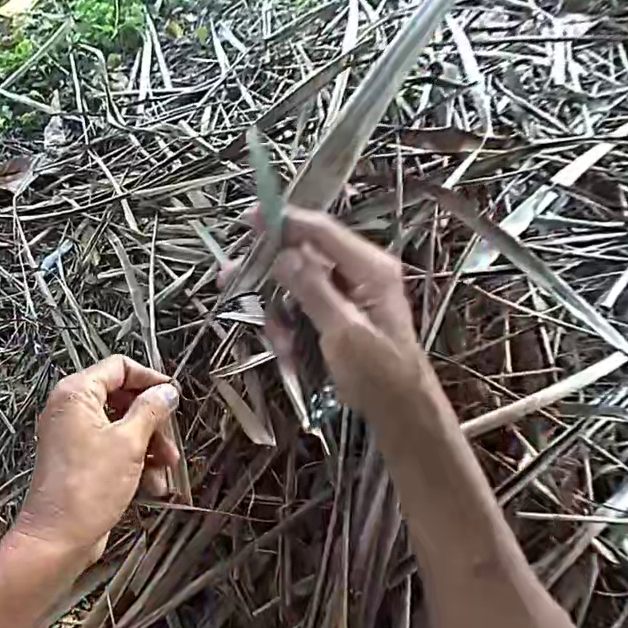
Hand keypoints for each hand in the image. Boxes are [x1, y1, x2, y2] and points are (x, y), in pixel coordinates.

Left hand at [10, 355, 180, 568]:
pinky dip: (133, 464)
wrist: (58, 538)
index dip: (149, 379)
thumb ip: (150, 411)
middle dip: (151, 422)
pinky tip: (151, 485)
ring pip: (120, 428)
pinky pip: (111, 452)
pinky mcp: (78, 462)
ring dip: (147, 447)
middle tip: (170, 442)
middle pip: (122, 400)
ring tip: (165, 470)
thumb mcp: (129, 443)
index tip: (172, 396)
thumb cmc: (86, 489)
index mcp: (76, 394)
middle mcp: (70, 411)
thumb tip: (166, 392)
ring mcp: (72, 437)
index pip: (118, 368)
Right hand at [264, 208, 430, 422]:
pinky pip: (296, 309)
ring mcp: (343, 294)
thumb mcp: (344, 331)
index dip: (284, 221)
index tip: (249, 217)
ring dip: (278, 313)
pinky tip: (289, 351)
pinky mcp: (331, 314)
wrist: (397, 409)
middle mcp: (356, 274)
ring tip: (281, 343)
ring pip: (292, 287)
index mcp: (369, 269)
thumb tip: (283, 255)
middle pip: (300, 256)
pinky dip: (286, 329)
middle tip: (230, 277)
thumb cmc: (379, 372)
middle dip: (267, 274)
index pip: (321, 231)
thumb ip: (312, 290)